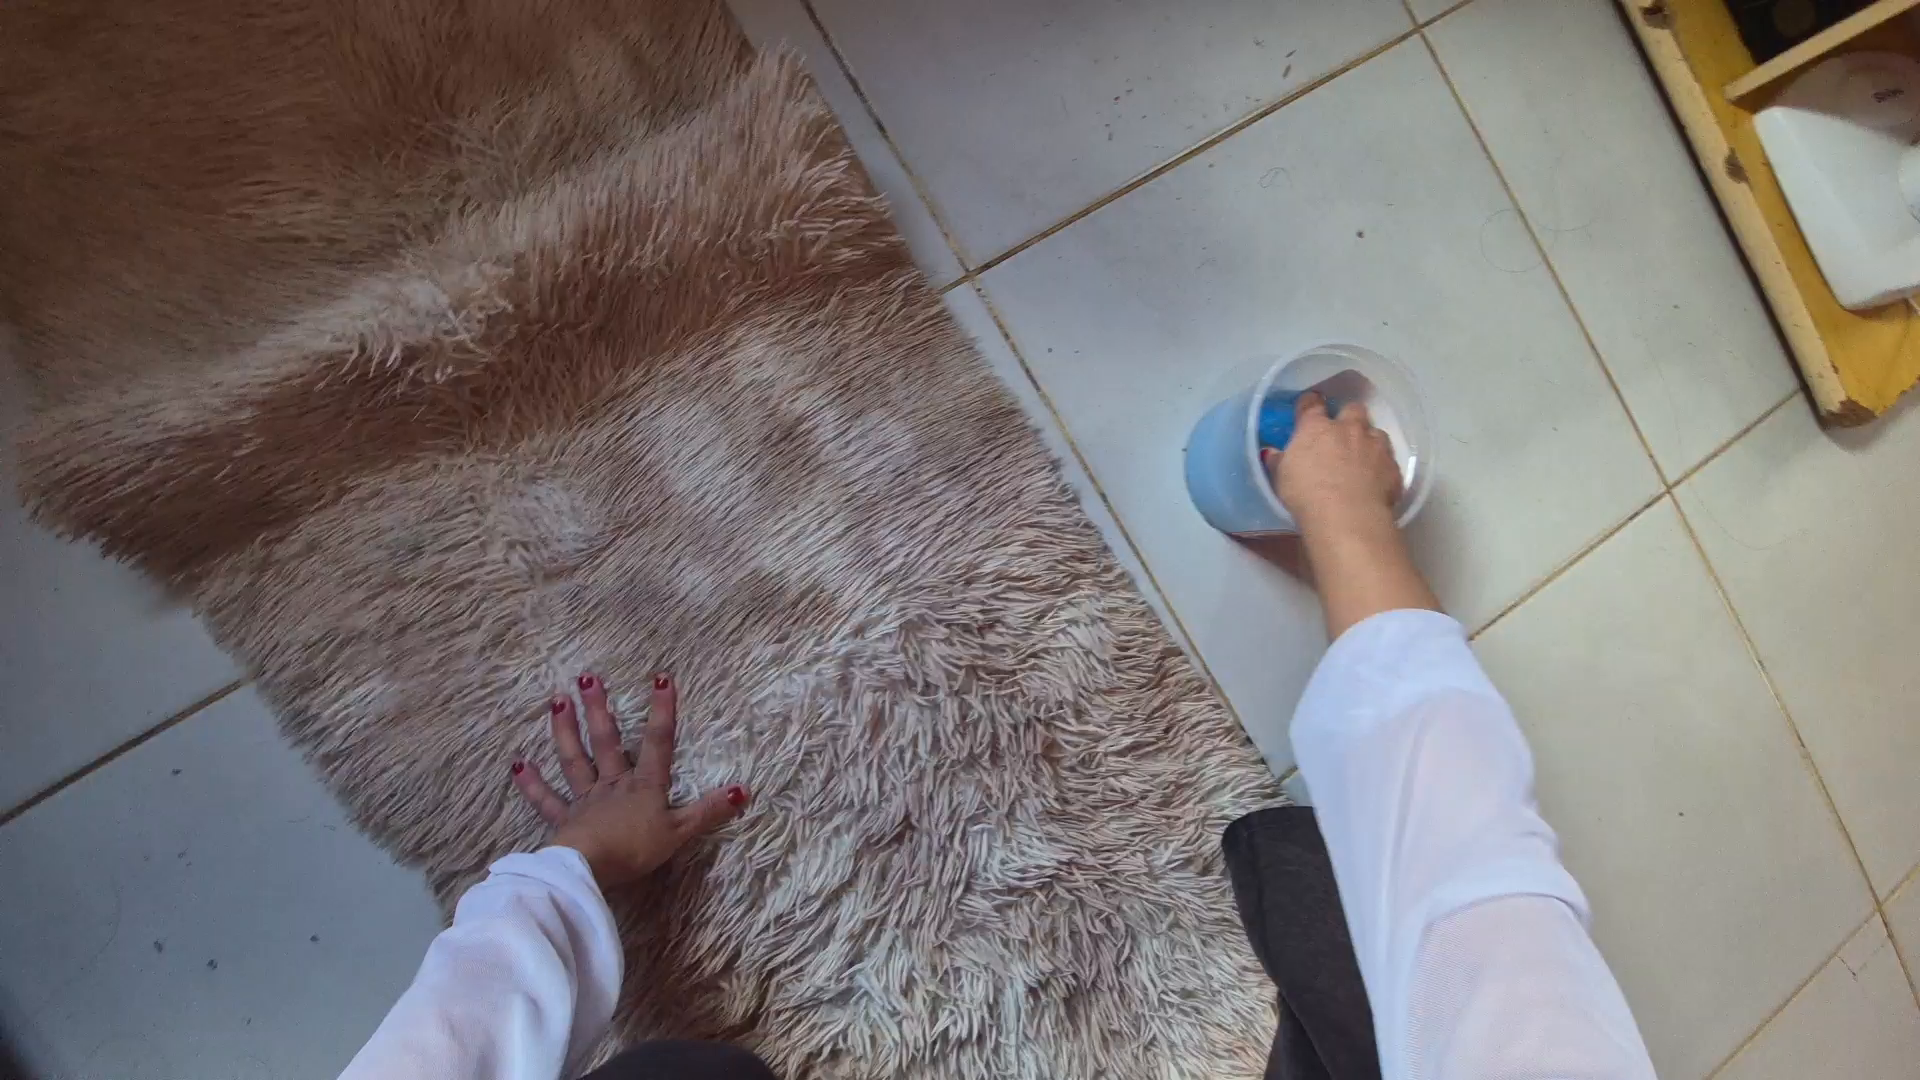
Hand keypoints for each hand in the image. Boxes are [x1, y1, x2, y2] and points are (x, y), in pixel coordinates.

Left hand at [511, 671, 748, 888]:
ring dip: (565, 731)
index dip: (662, 710)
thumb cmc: (635, 850)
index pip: (659, 741)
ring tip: (557, 702)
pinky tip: (518, 765)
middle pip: (607, 741)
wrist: (586, 871)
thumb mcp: (680, 832)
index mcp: (644, 785)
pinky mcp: (564, 821)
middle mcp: (614, 784)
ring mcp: (585, 800)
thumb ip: (709, 810)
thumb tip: (745, 790)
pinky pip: (546, 800)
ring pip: (575, 760)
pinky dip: (532, 784)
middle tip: (587, 678)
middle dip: (599, 709)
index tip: (660, 677)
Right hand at [1262, 391, 1402, 531]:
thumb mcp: (1281, 478)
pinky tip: (1373, 479)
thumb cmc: (1305, 493)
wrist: (1347, 515)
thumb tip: (1271, 453)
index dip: (1309, 403)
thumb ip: (1278, 461)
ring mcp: (1375, 446)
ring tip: (1360, 455)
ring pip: (1375, 431)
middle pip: (1352, 408)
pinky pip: (1388, 459)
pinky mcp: (1393, 467)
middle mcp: (1349, 429)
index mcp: (1316, 428)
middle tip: (1340, 429)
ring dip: (1368, 439)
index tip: (1308, 405)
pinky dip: (1380, 465)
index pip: (1312, 404)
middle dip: (1347, 415)